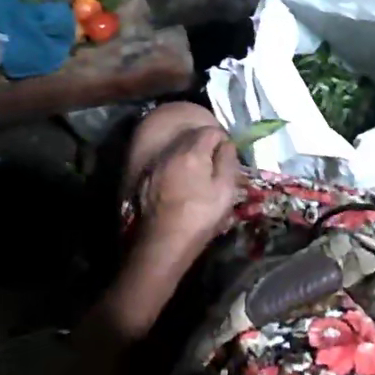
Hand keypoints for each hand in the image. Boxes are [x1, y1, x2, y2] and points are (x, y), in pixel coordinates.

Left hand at [134, 125, 240, 263]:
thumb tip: (226, 144)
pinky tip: (181, 187)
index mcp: (191, 152)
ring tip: (199, 178)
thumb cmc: (200, 217)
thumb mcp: (225, 190)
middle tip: (215, 167)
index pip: (210, 131)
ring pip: (177, 150)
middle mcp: (170, 152)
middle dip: (206, 146)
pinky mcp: (146, 179)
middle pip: (191, 137)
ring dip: (189, 156)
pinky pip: (165, 163)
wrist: (163, 243)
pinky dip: (175, 168)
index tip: (228, 157)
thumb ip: (227, 161)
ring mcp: (155, 165)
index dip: (223, 141)